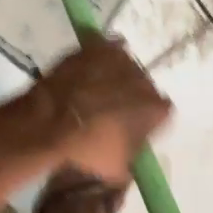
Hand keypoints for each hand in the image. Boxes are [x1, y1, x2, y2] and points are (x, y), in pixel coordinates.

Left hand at [29, 36, 172, 182]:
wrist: (49, 125)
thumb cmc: (87, 151)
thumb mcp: (120, 166)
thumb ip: (136, 148)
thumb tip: (137, 139)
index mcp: (155, 109)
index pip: (163, 109)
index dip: (149, 117)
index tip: (137, 125)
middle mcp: (142, 80)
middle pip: (143, 83)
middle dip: (132, 93)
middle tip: (115, 107)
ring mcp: (116, 59)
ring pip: (125, 63)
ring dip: (116, 73)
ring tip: (98, 86)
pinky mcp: (93, 46)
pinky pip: (103, 46)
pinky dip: (100, 53)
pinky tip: (90, 66)